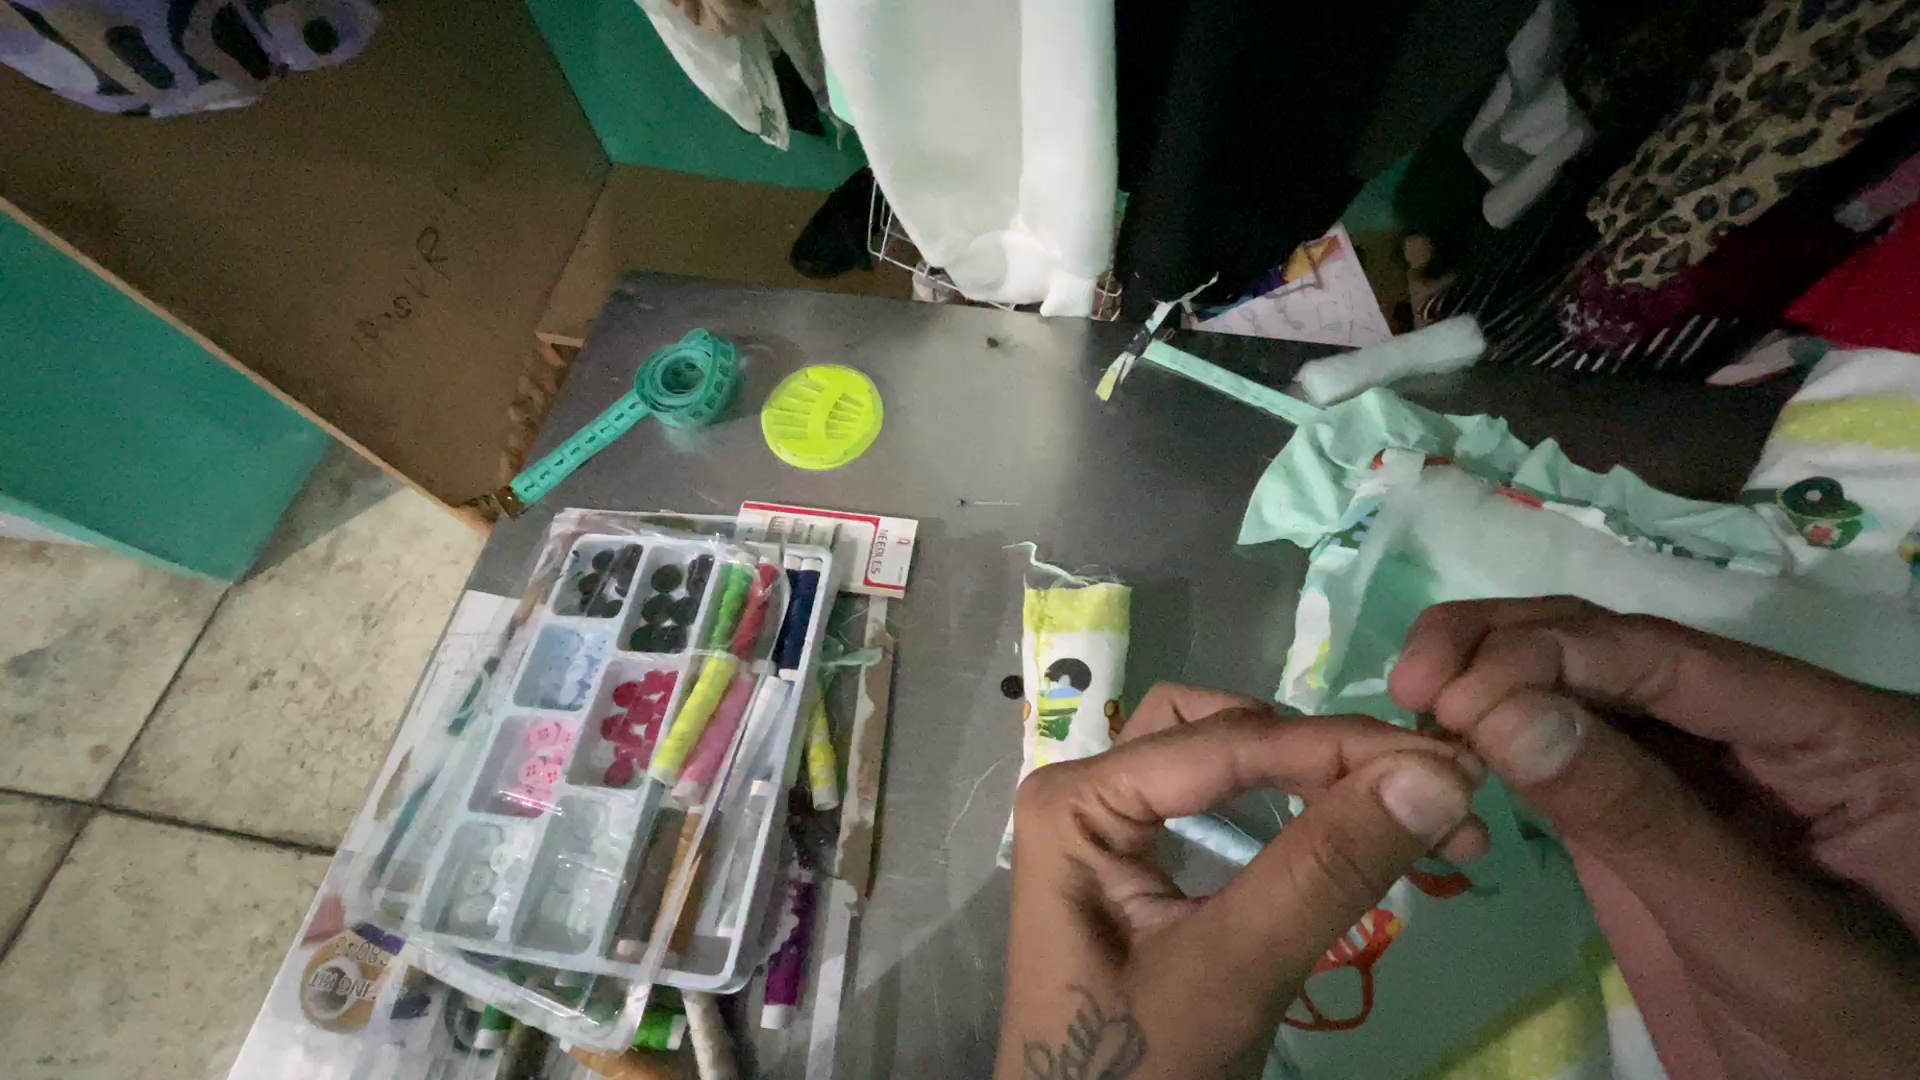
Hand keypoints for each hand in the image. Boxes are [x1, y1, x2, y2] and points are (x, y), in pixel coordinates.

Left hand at [995, 684, 1485, 1079]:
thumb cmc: (1137, 1073)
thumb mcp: (1230, 975)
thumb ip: (1323, 872)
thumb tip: (1433, 778)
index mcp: (1076, 799)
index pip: (1218, 744)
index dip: (1334, 747)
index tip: (1449, 766)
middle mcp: (1082, 786)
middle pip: (1211, 732)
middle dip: (1319, 753)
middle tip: (1427, 791)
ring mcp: (1103, 815)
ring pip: (1212, 753)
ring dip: (1303, 767)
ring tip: (1396, 802)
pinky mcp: (1130, 849)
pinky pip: (1207, 797)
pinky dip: (1278, 799)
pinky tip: (1335, 821)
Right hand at [1390, 597, 1919, 1079]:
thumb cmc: (1867, 1060)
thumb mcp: (1772, 950)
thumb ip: (1640, 821)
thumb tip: (1495, 715)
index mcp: (1847, 737)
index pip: (1670, 657)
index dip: (1548, 657)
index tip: (1448, 698)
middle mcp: (1761, 721)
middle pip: (1609, 642)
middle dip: (1498, 648)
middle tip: (1410, 683)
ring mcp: (1691, 755)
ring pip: (1568, 673)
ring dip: (1480, 676)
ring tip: (1413, 702)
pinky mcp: (1632, 790)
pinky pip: (1551, 733)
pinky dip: (1487, 727)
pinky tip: (1440, 737)